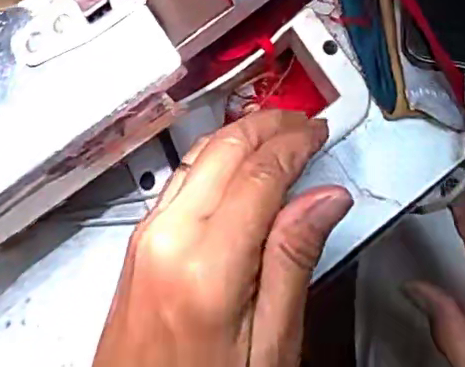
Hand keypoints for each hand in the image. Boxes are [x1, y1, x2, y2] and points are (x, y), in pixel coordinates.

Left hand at [93, 110, 354, 366]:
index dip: (294, 144)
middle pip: (226, 148)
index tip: (319, 133)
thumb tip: (326, 200)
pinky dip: (216, 153)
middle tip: (304, 121)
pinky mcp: (139, 240)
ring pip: (200, 153)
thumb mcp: (268, 352)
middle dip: (270, 124)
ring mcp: (148, 235)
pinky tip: (237, 158)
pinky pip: (182, 175)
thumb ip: (294, 263)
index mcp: (205, 269)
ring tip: (278, 130)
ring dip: (242, 132)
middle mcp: (169, 238)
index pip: (259, 174)